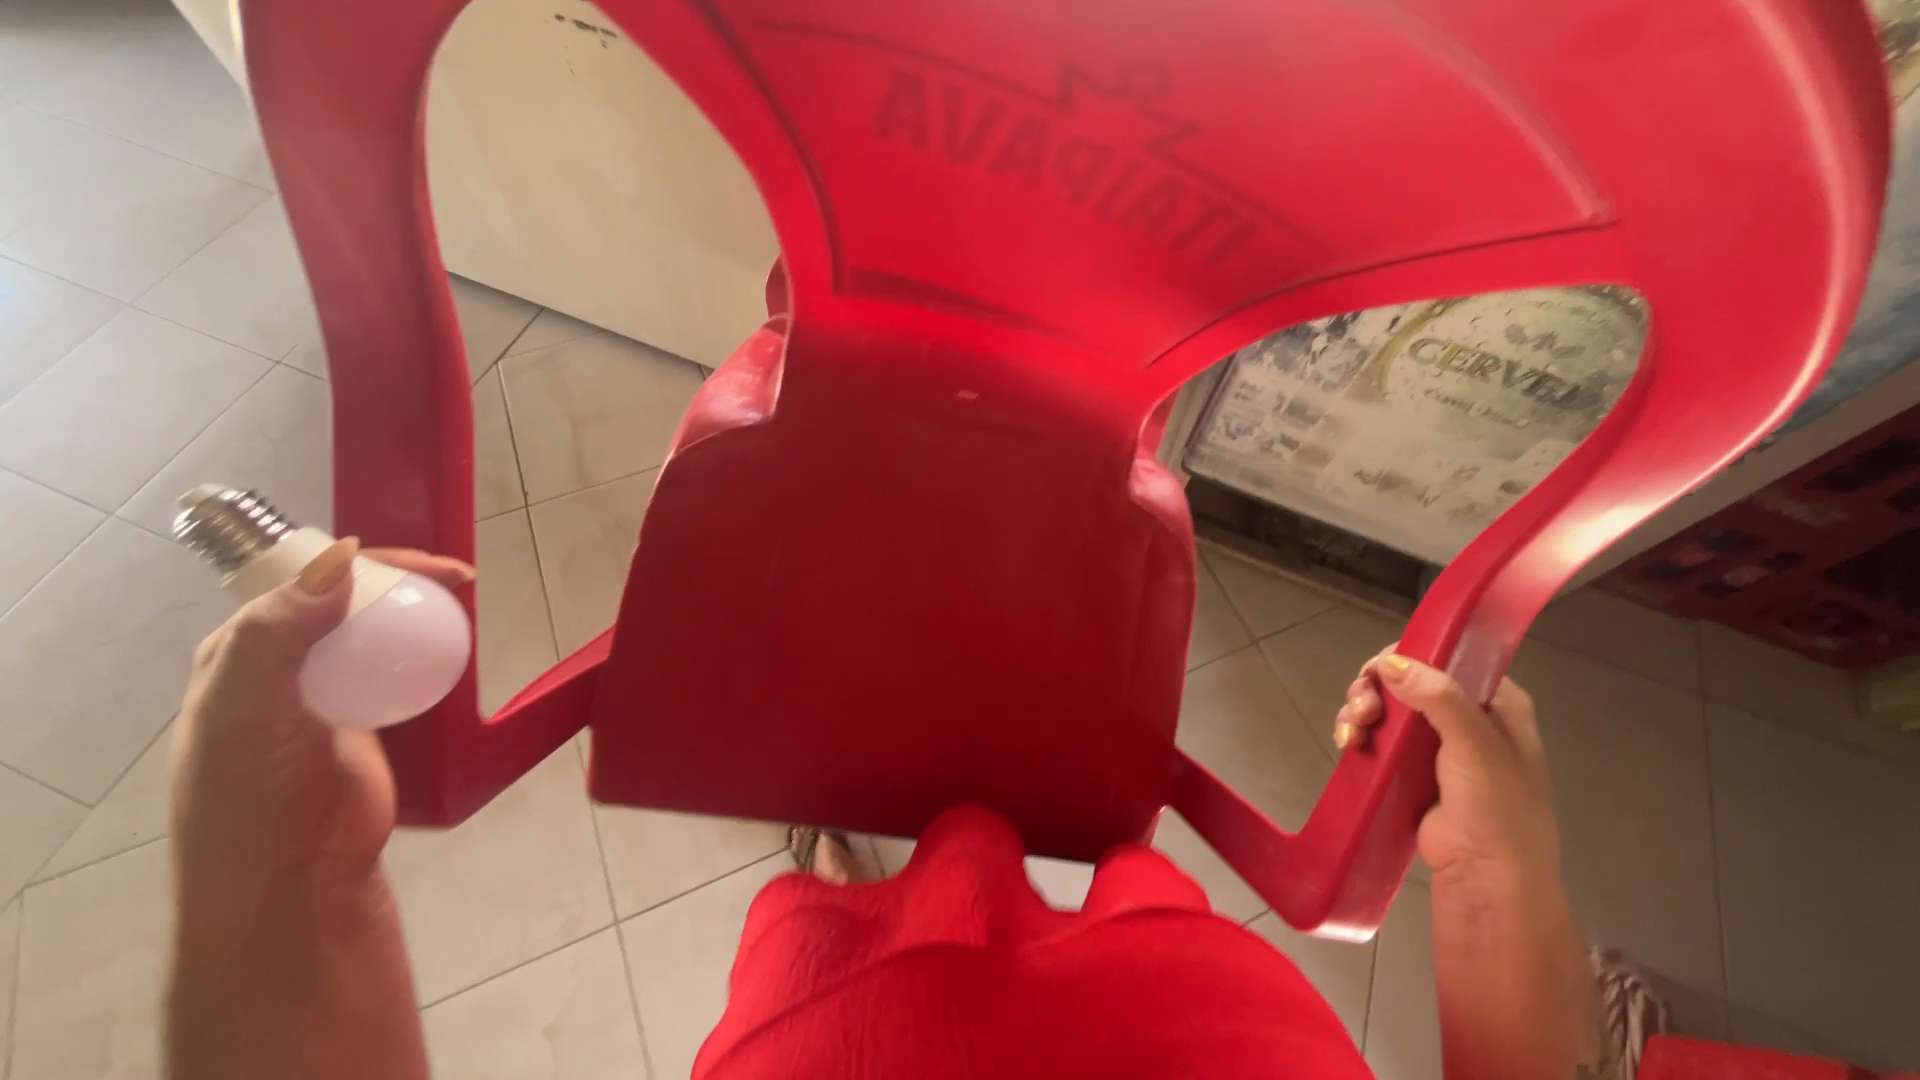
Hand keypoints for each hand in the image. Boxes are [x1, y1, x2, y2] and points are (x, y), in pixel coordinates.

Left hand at [171, 540, 473, 888]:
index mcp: (240, 654)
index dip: (359, 559)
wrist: (298, 884)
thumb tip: (340, 562)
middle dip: (402, 578)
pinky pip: (402, 673)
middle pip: (348, 603)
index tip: (422, 564)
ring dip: (419, 613)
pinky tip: (455, 652)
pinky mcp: (372, 724)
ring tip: (463, 606)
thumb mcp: (245, 714)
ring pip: (378, 635)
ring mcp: (331, 697)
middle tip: (457, 580)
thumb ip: (275, 637)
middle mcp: (284, 667)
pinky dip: (429, 654)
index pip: (301, 582)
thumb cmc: (256, 799)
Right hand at [1332, 647, 1560, 888]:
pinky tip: (1347, 744)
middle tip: (1362, 711)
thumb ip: (1439, 698)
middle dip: (1374, 689)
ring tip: (1351, 734)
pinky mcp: (1408, 770)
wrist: (1486, 882)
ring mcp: (1435, 745)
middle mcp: (1466, 717)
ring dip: (1360, 711)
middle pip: (1406, 680)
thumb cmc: (1496, 811)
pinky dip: (1357, 733)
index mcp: (1497, 703)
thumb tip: (1389, 662)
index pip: (1445, 659)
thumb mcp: (1476, 747)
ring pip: (1386, 706)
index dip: (1408, 659)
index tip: (1379, 674)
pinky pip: (1376, 736)